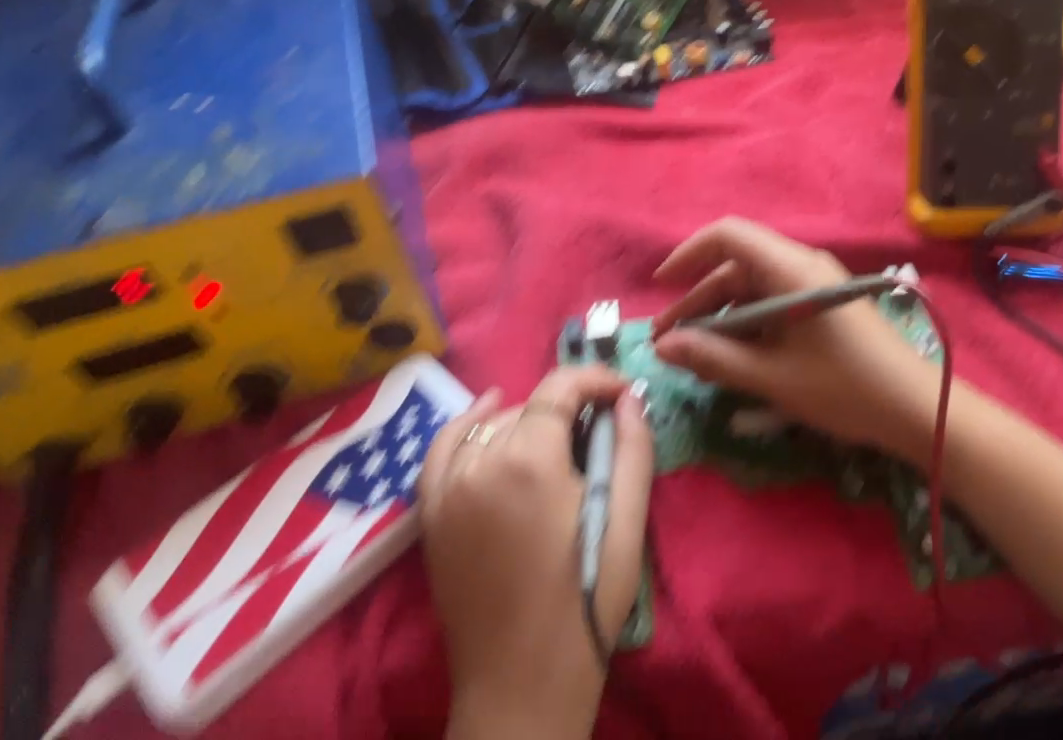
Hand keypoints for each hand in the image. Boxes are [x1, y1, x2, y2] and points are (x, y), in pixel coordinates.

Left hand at [419, 367, 653, 739]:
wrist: (521, 683)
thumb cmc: (584, 604)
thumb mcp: (626, 526)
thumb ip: (632, 451)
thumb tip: (629, 399)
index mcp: (529, 461)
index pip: (559, 389)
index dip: (595, 380)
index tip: (622, 392)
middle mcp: (479, 462)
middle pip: (527, 407)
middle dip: (567, 408)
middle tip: (600, 437)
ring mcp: (446, 488)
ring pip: (489, 425)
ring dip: (526, 422)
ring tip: (559, 446)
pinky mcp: (430, 514)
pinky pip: (443, 448)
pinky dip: (467, 425)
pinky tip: (486, 414)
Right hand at [650, 217, 939, 464]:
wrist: (916, 409)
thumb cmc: (845, 388)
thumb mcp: (772, 377)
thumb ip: (713, 358)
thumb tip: (662, 346)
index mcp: (792, 270)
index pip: (728, 236)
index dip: (688, 254)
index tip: (661, 287)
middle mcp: (802, 268)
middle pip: (736, 267)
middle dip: (697, 301)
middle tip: (666, 340)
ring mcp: (815, 287)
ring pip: (752, 289)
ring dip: (720, 318)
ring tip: (692, 356)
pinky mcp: (822, 308)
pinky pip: (773, 305)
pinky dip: (746, 327)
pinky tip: (730, 358)